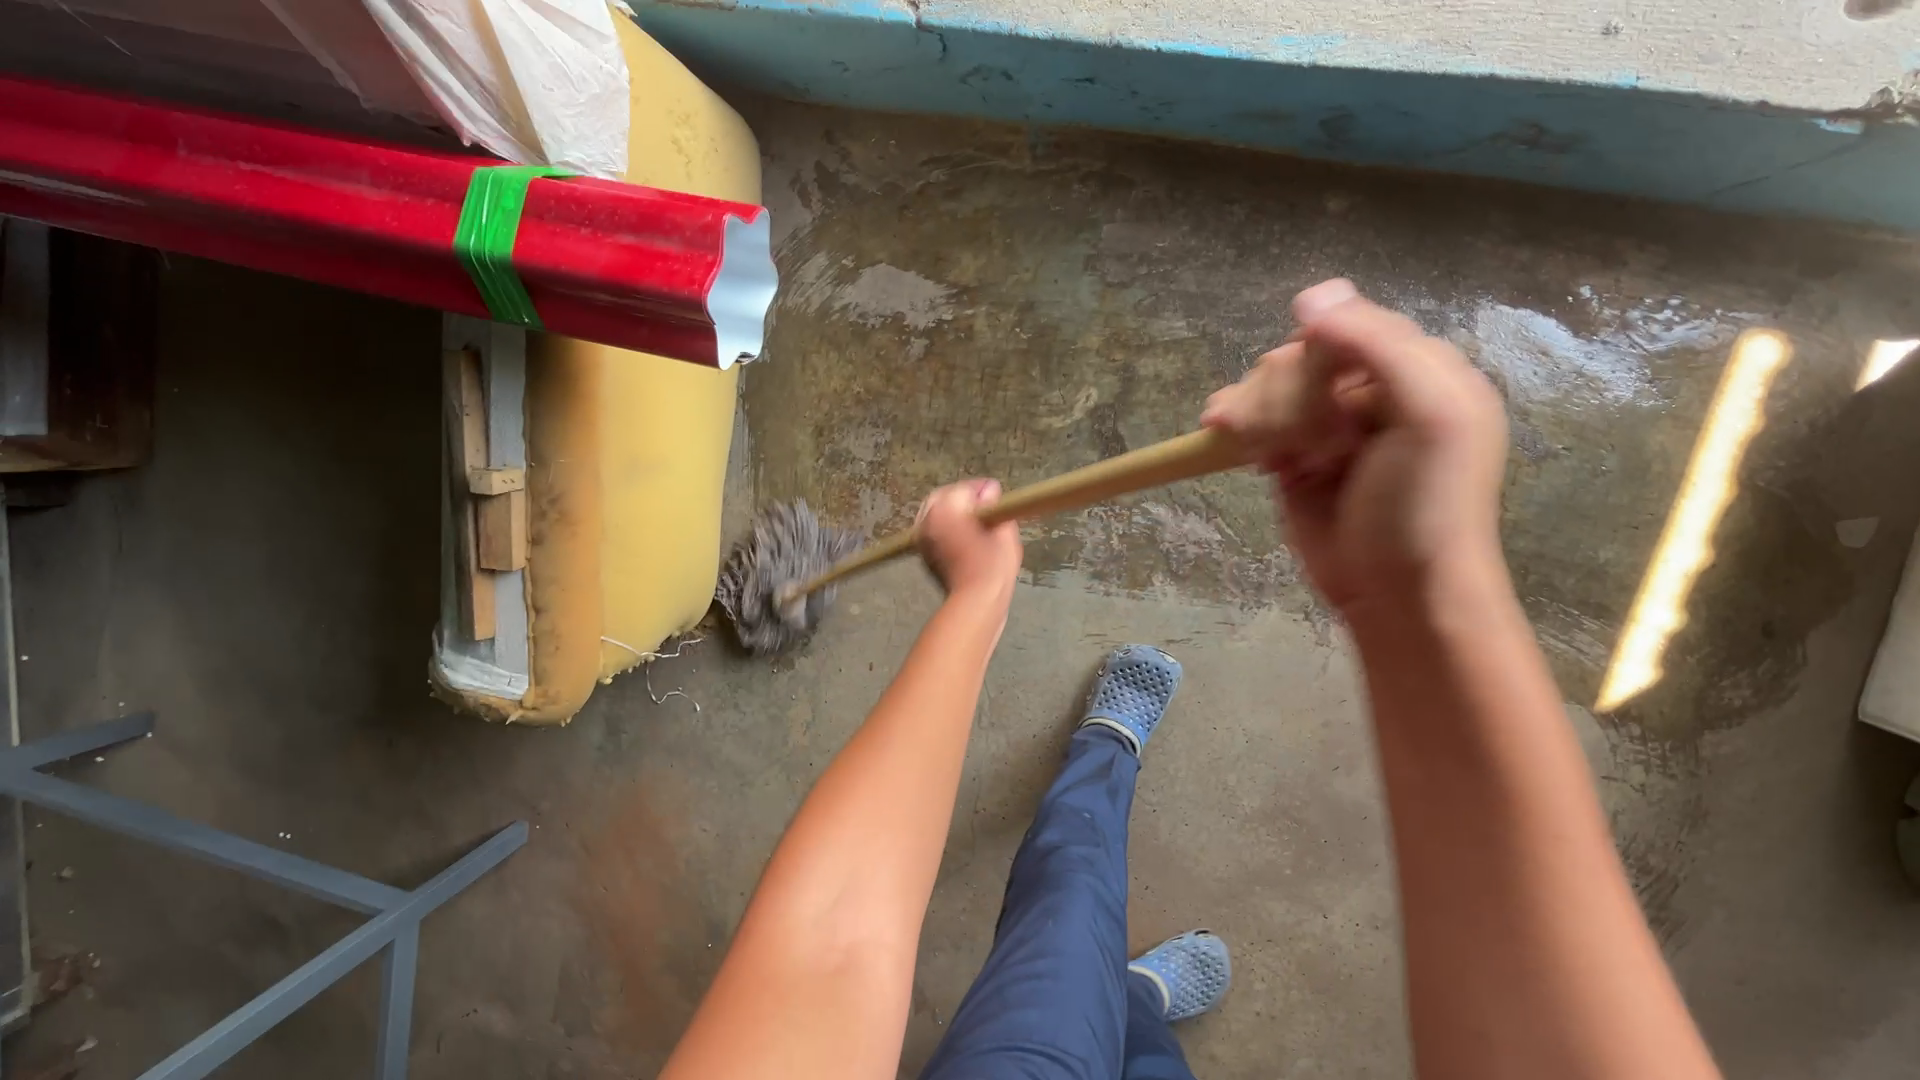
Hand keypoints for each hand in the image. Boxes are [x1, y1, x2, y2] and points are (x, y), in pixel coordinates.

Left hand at [916, 479, 1023, 602]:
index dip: (980, 489)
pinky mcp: (923, 554)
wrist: (975, 601)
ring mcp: (921, 538)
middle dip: (962, 498)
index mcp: (946, 510)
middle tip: (984, 504)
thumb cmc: (993, 565)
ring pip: (934, 514)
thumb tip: (990, 492)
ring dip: (952, 512)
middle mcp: (927, 520)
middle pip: (942, 498)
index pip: (963, 489)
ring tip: (974, 520)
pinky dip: (945, 528)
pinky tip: (963, 535)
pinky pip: (932, 531)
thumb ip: (994, 506)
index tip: (995, 492)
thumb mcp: (1003, 531)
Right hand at [1202, 279, 1508, 617]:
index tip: (1317, 395)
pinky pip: (1252, 422)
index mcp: (1414, 369)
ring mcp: (1325, 425)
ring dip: (1259, 416)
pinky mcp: (1290, 457)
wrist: (1398, 593)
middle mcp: (1368, 390)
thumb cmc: (1424, 505)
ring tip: (1263, 453)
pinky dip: (1240, 432)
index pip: (1344, 327)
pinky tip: (1240, 448)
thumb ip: (1380, 344)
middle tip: (1303, 445)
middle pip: (1298, 356)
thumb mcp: (1429, 414)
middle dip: (1287, 396)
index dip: (1317, 356)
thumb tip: (1309, 294)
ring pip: (1268, 387)